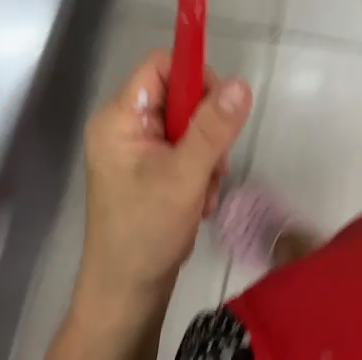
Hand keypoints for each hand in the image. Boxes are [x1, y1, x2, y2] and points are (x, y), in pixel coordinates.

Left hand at [78, 50, 252, 303]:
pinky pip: (185, 148)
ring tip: (204, 189)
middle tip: (214, 161)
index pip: (161, 65)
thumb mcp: (185, 176)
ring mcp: (136, 149)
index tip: (218, 106)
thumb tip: (241, 84)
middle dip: (206, 126)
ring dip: (207, 154)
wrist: (126, 295)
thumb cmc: (146, 231)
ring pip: (189, 124)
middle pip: (180, 94)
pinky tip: (199, 199)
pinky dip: (200, 170)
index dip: (194, 76)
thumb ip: (213, 128)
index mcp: (120, 118)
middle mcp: (124, 126)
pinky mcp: (149, 169)